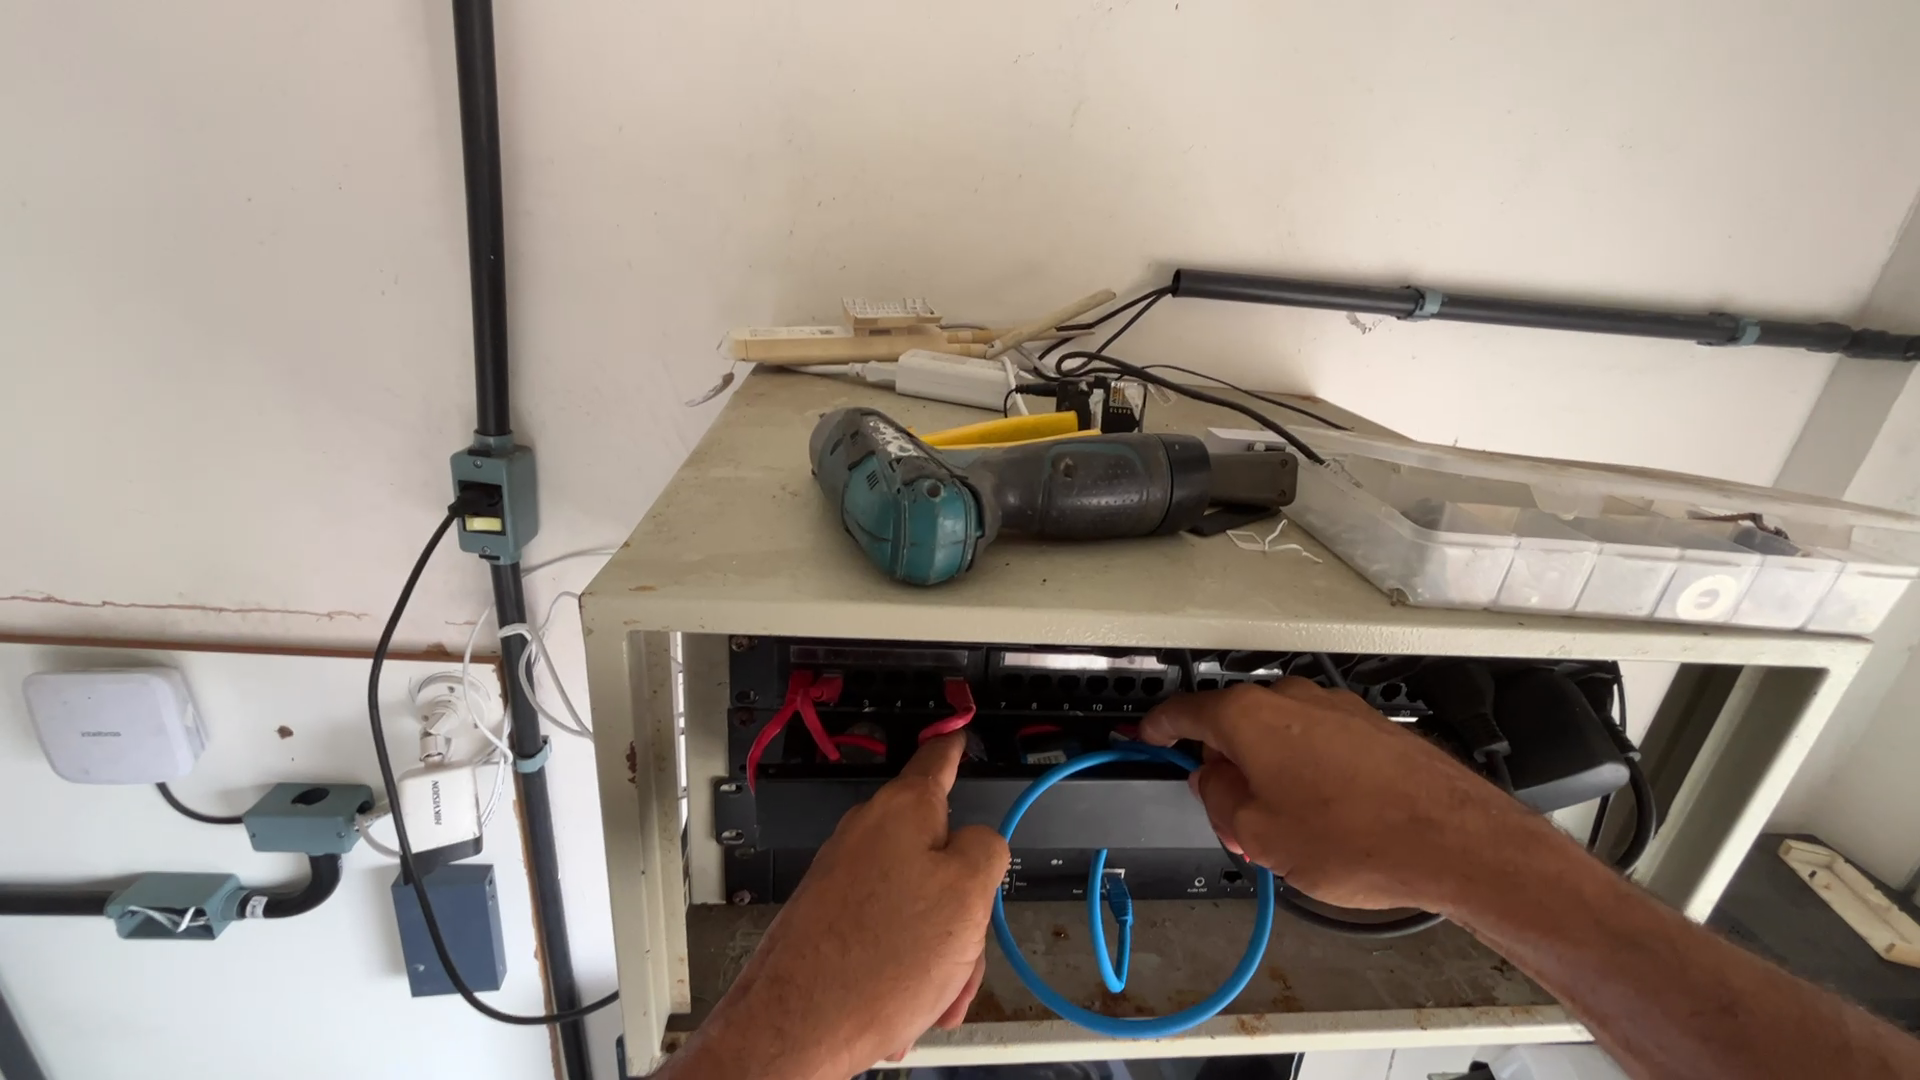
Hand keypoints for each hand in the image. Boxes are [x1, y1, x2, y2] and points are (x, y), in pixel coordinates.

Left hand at [660, 734, 1009, 1079]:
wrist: (793, 1028)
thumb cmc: (876, 960)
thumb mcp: (968, 895)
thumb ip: (987, 849)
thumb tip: (979, 844)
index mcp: (904, 810)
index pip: (938, 759)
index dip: (956, 746)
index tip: (959, 734)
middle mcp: (868, 831)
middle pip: (938, 849)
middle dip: (960, 901)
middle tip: (963, 947)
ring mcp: (845, 873)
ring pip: (916, 898)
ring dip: (935, 945)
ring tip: (930, 992)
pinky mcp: (830, 912)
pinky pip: (886, 927)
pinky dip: (904, 961)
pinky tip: (902, 1000)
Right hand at [1140, 678, 1543, 913]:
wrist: (1461, 842)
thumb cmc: (1360, 838)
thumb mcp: (1260, 835)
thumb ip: (1218, 799)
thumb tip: (1213, 780)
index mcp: (1247, 717)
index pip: (1182, 712)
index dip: (1155, 727)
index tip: (1143, 735)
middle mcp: (1287, 699)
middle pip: (1231, 724)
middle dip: (1225, 766)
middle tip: (1231, 813)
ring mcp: (1332, 706)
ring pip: (1275, 733)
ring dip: (1267, 769)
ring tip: (1287, 826)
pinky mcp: (1368, 723)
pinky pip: (1314, 738)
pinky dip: (1305, 766)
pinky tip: (1327, 812)